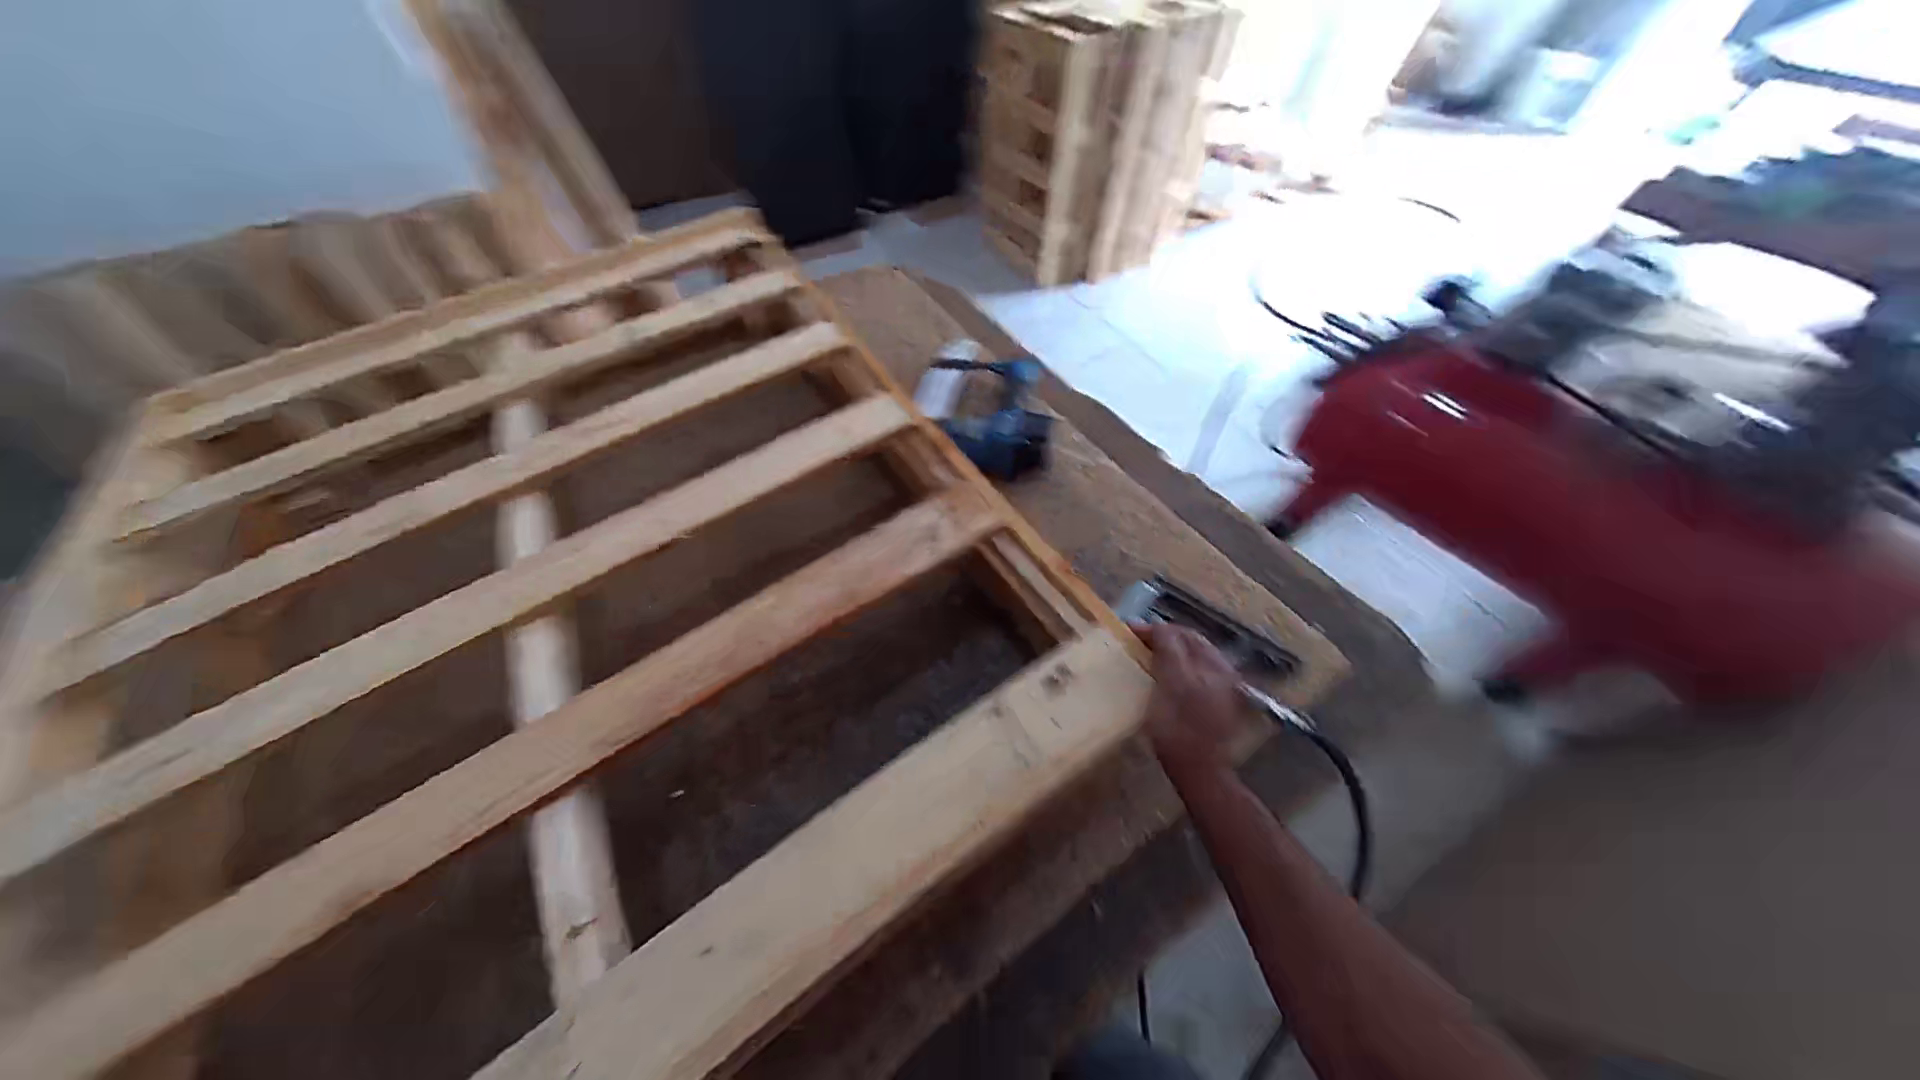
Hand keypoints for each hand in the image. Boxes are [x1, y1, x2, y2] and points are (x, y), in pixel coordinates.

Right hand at [1133, 623, 1250, 775]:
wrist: (1200, 770)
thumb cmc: (1176, 731)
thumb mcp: (1167, 688)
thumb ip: (1167, 653)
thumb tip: (1158, 629)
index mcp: (1206, 664)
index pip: (1176, 634)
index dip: (1151, 630)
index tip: (1128, 632)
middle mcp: (1219, 669)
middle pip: (1189, 640)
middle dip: (1164, 636)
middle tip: (1139, 641)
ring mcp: (1224, 685)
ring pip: (1196, 653)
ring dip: (1175, 648)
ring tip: (1154, 654)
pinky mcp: (1223, 699)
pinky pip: (1202, 669)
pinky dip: (1185, 664)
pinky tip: (1173, 674)